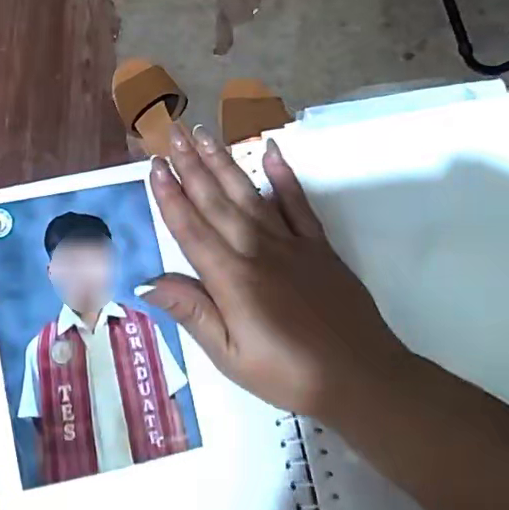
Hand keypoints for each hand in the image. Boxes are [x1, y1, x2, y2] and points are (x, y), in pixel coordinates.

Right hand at [138, 123, 417, 416]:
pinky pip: (298, 204)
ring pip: (250, 194)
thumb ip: (192, 313)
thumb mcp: (230, 356)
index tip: (155, 165)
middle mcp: (258, 251)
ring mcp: (292, 244)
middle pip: (217, 202)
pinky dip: (284, 177)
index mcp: (232, 279)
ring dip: (225, 163)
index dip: (170, 196)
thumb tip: (148, 281)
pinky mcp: (319, 246)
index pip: (192, 229)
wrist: (360, 376)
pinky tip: (271, 153)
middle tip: (171, 133)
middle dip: (191, 166)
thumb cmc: (287, 375)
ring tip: (204, 135)